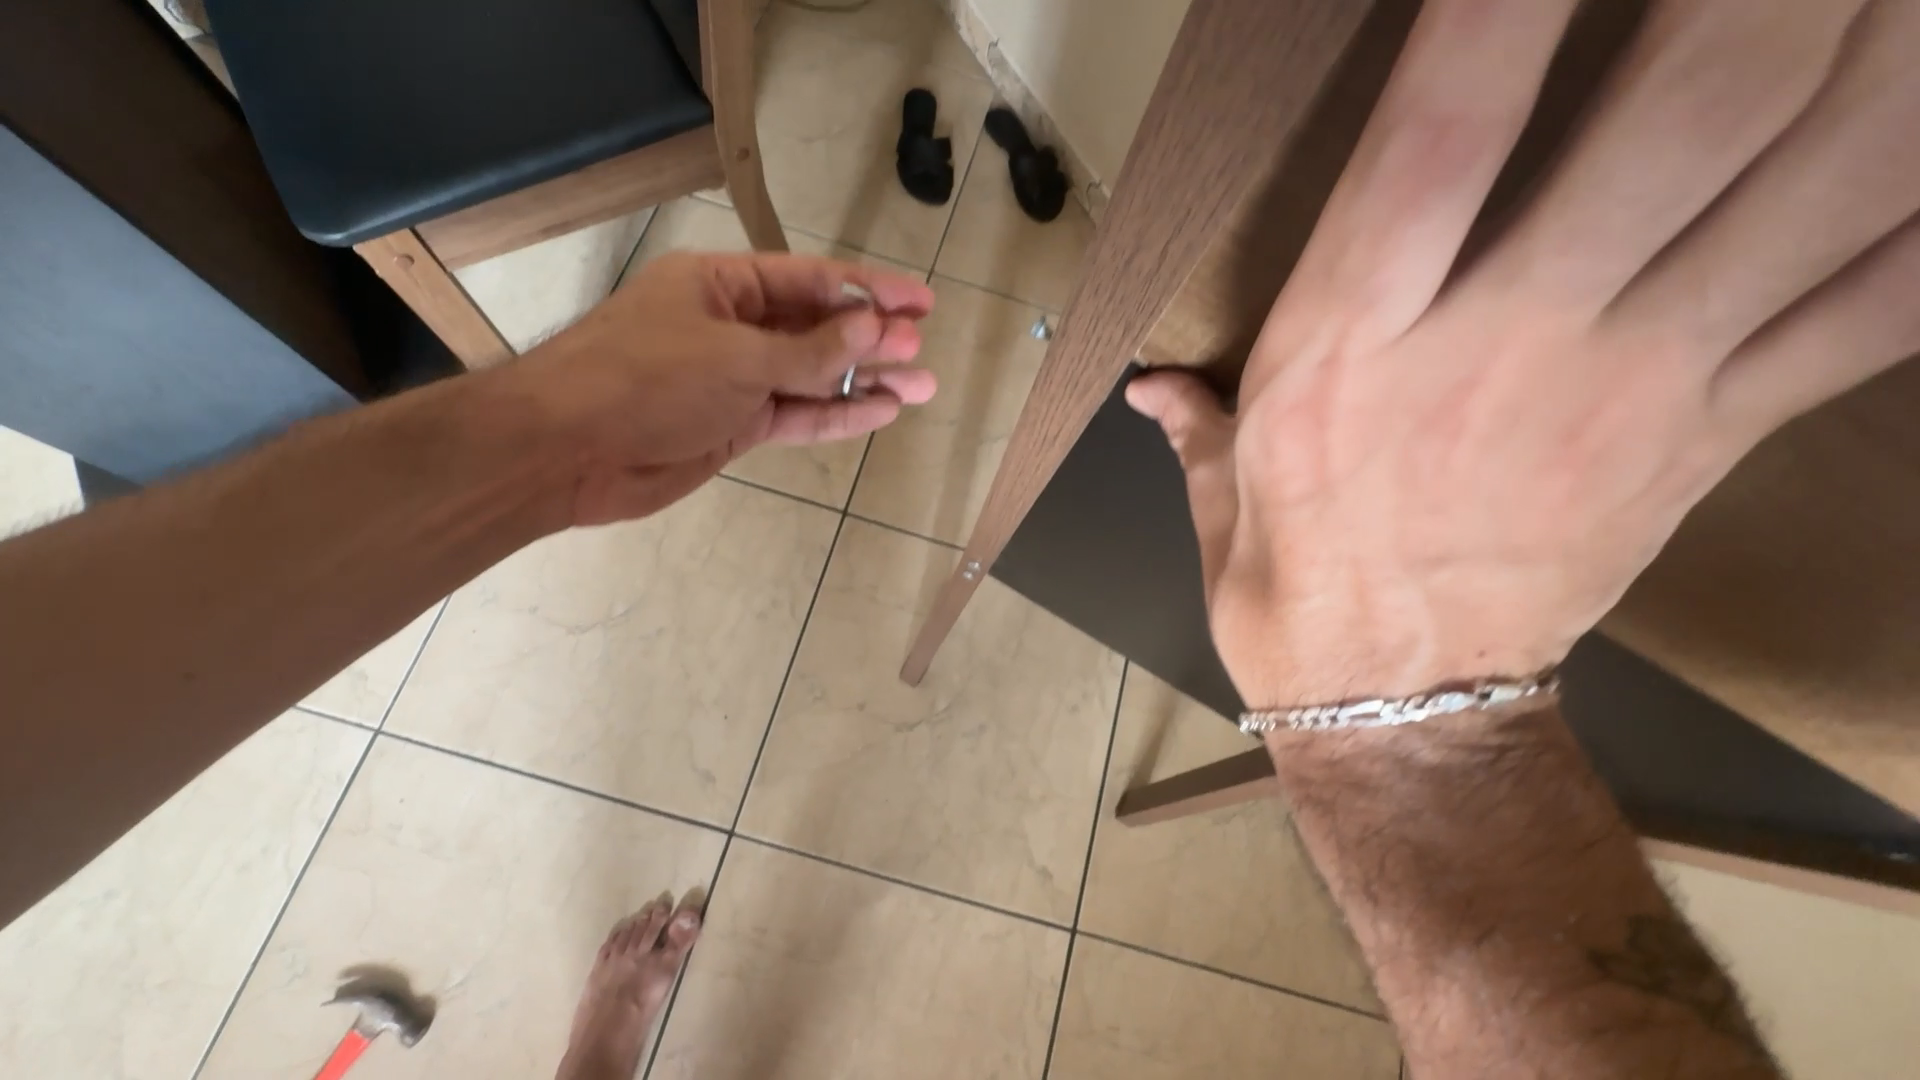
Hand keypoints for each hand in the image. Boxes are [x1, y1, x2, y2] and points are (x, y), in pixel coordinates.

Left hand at [505, 252, 936, 525]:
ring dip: (864, 381)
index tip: (921, 301)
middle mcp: (733, 327)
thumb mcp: (736, 357)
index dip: (869, 290)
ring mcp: (734, 380)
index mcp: (723, 286)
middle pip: (816, 328)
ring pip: (812, 376)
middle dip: (871, 339)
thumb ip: (811, 350)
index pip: (811, 280)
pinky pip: (795, 414)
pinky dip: (835, 414)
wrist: (567, 452)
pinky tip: (881, 413)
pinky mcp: (734, 425)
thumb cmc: (646, 379)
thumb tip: (877, 329)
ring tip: (922, 386)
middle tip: (923, 349)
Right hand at [1127, 0, 1919, 707]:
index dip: (1500, 4)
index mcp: (1350, 352)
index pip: (1437, 139)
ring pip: (1827, 172)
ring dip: (1888, 42)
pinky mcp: (1712, 436)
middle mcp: (1501, 347)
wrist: (1401, 707)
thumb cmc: (1289, 591)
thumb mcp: (1217, 499)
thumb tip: (1149, 384)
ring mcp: (1635, 388)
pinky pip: (1880, 299)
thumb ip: (1197, 418)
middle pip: (1694, 109)